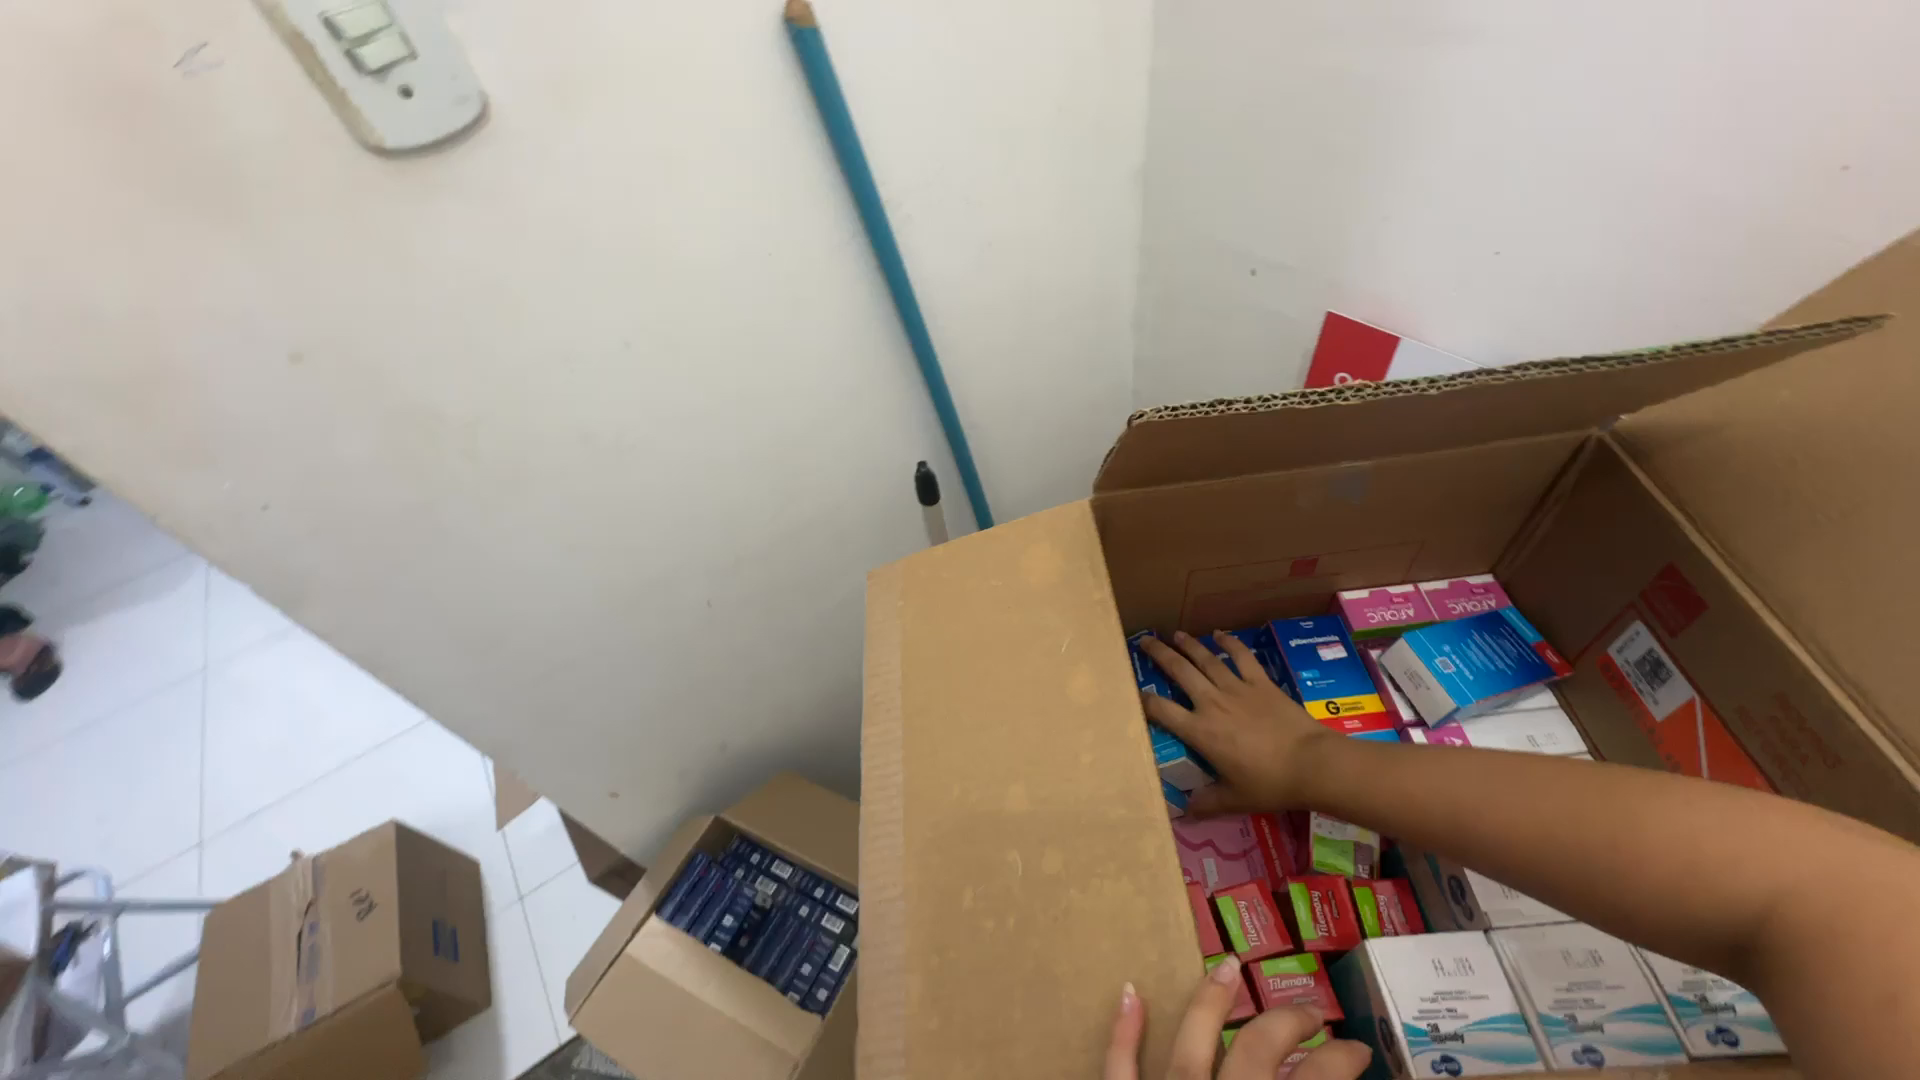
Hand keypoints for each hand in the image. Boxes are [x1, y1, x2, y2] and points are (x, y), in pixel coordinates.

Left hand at [1104, 955, 1372, 1078]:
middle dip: (1288, 1025)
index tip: (1359, 1050)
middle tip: (1313, 1016)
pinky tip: (1130, 992)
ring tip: (1228, 965)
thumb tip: (1324, 1075)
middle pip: (1256, 1052)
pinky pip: (1119, 1068)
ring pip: (1190, 1045)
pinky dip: (1123, 1033)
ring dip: (1210, 1003)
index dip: (1341, 1062)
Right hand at [1139, 631, 1333, 816]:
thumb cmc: (1269, 783)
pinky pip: (1242, 657)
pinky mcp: (1261, 683)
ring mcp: (1237, 688)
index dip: (1142, 699)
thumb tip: (1184, 814)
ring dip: (1189, 645)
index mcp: (1199, 731)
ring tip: (1175, 635)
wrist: (1312, 764)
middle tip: (1144, 641)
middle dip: (1159, 654)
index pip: (1160, 710)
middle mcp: (1211, 703)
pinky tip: (1220, 635)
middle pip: (1179, 671)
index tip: (1131, 690)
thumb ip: (1206, 803)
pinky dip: (1230, 644)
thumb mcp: (1233, 799)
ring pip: (1206, 659)